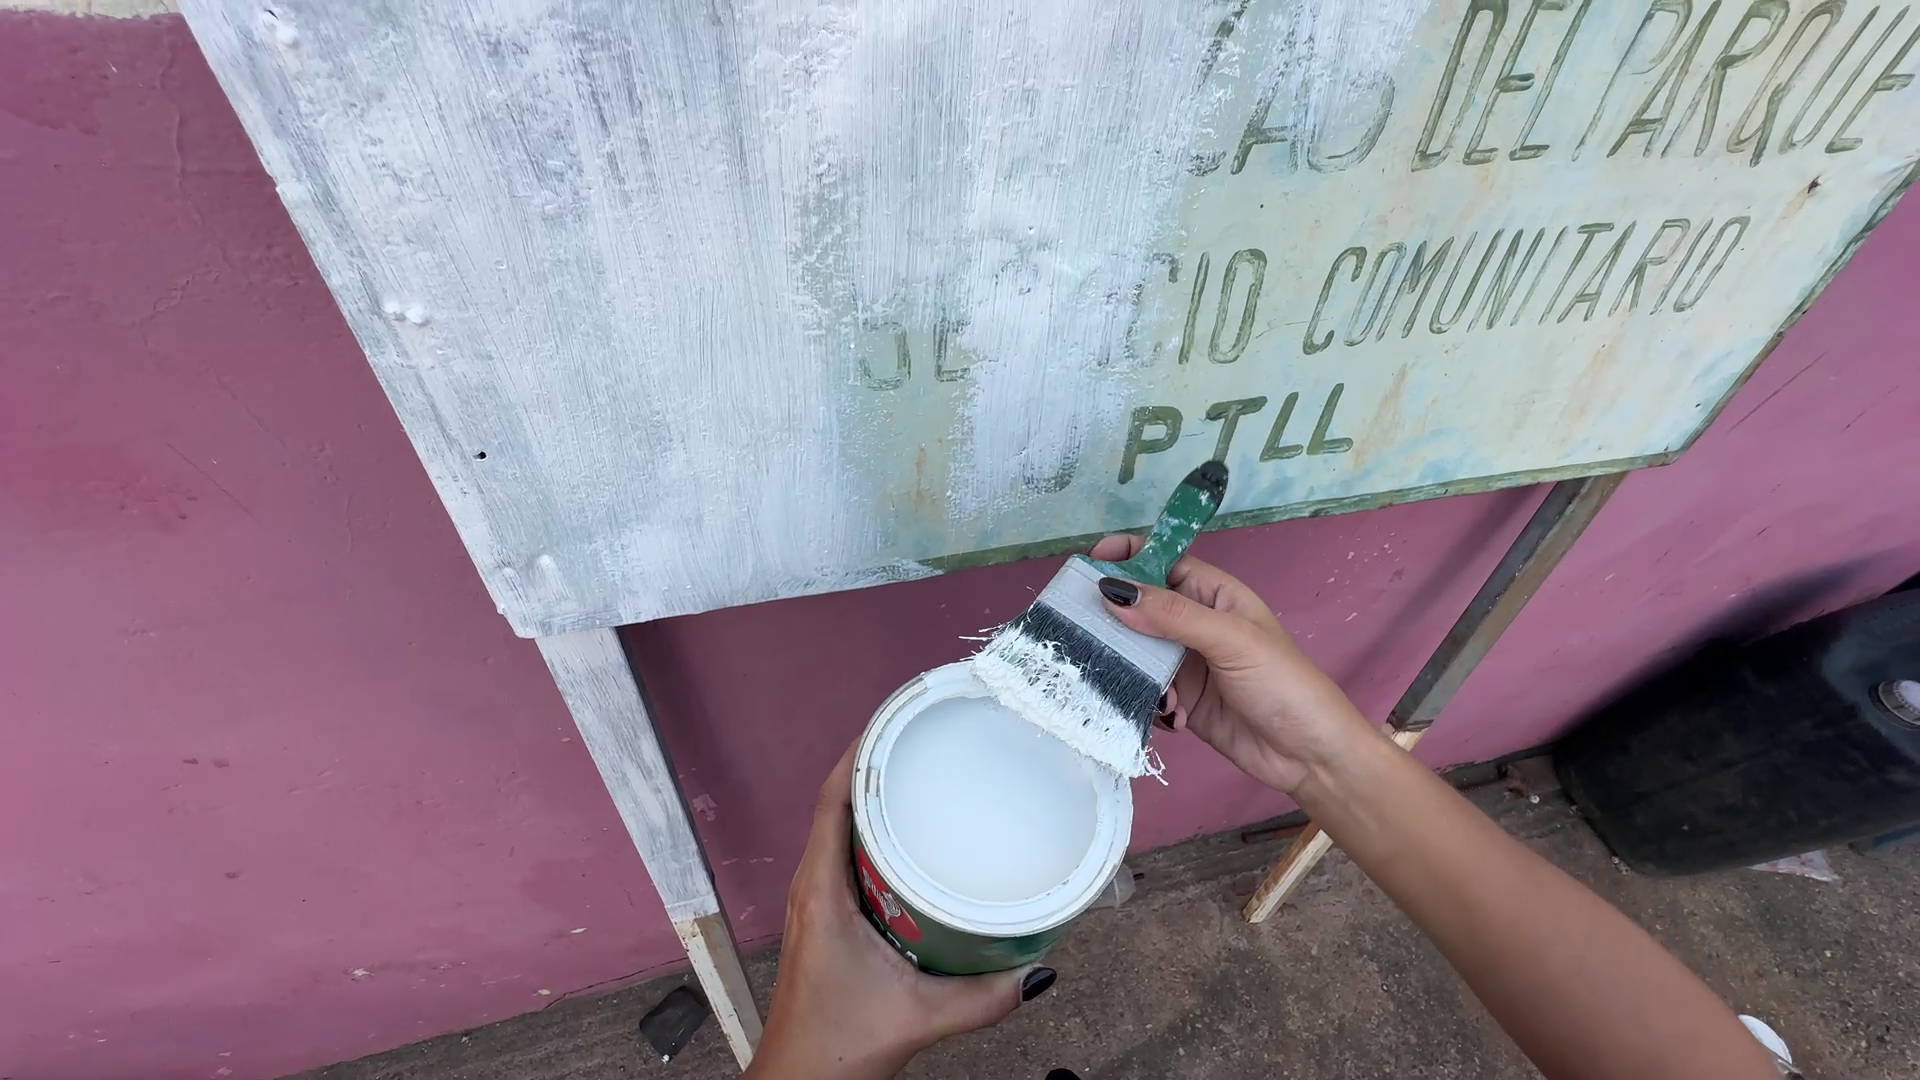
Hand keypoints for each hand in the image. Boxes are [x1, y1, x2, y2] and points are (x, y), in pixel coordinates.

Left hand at [744, 743, 1039, 1079]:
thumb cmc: (839, 1043)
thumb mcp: (918, 1017)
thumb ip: (983, 998)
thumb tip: (1040, 970)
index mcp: (822, 888)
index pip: (832, 799)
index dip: (858, 753)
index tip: (895, 722)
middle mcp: (812, 881)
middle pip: (837, 801)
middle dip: (876, 765)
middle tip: (924, 743)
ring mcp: (814, 895)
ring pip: (838, 824)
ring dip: (873, 796)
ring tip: (920, 774)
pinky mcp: (824, 911)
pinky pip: (843, 849)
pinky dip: (871, 829)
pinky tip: (910, 837)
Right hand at [1087, 534, 1374, 792]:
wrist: (1310, 757)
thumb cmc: (1284, 684)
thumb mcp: (1231, 640)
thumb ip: (1172, 615)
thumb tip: (1113, 593)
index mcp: (1212, 595)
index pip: (1162, 562)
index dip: (1128, 556)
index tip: (1089, 563)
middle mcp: (1193, 624)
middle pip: (1139, 607)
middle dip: (1114, 617)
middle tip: (1082, 627)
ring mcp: (1184, 662)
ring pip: (1136, 651)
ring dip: (1133, 667)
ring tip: (1141, 684)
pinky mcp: (1179, 699)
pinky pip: (1144, 688)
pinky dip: (1146, 699)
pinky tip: (1170, 715)